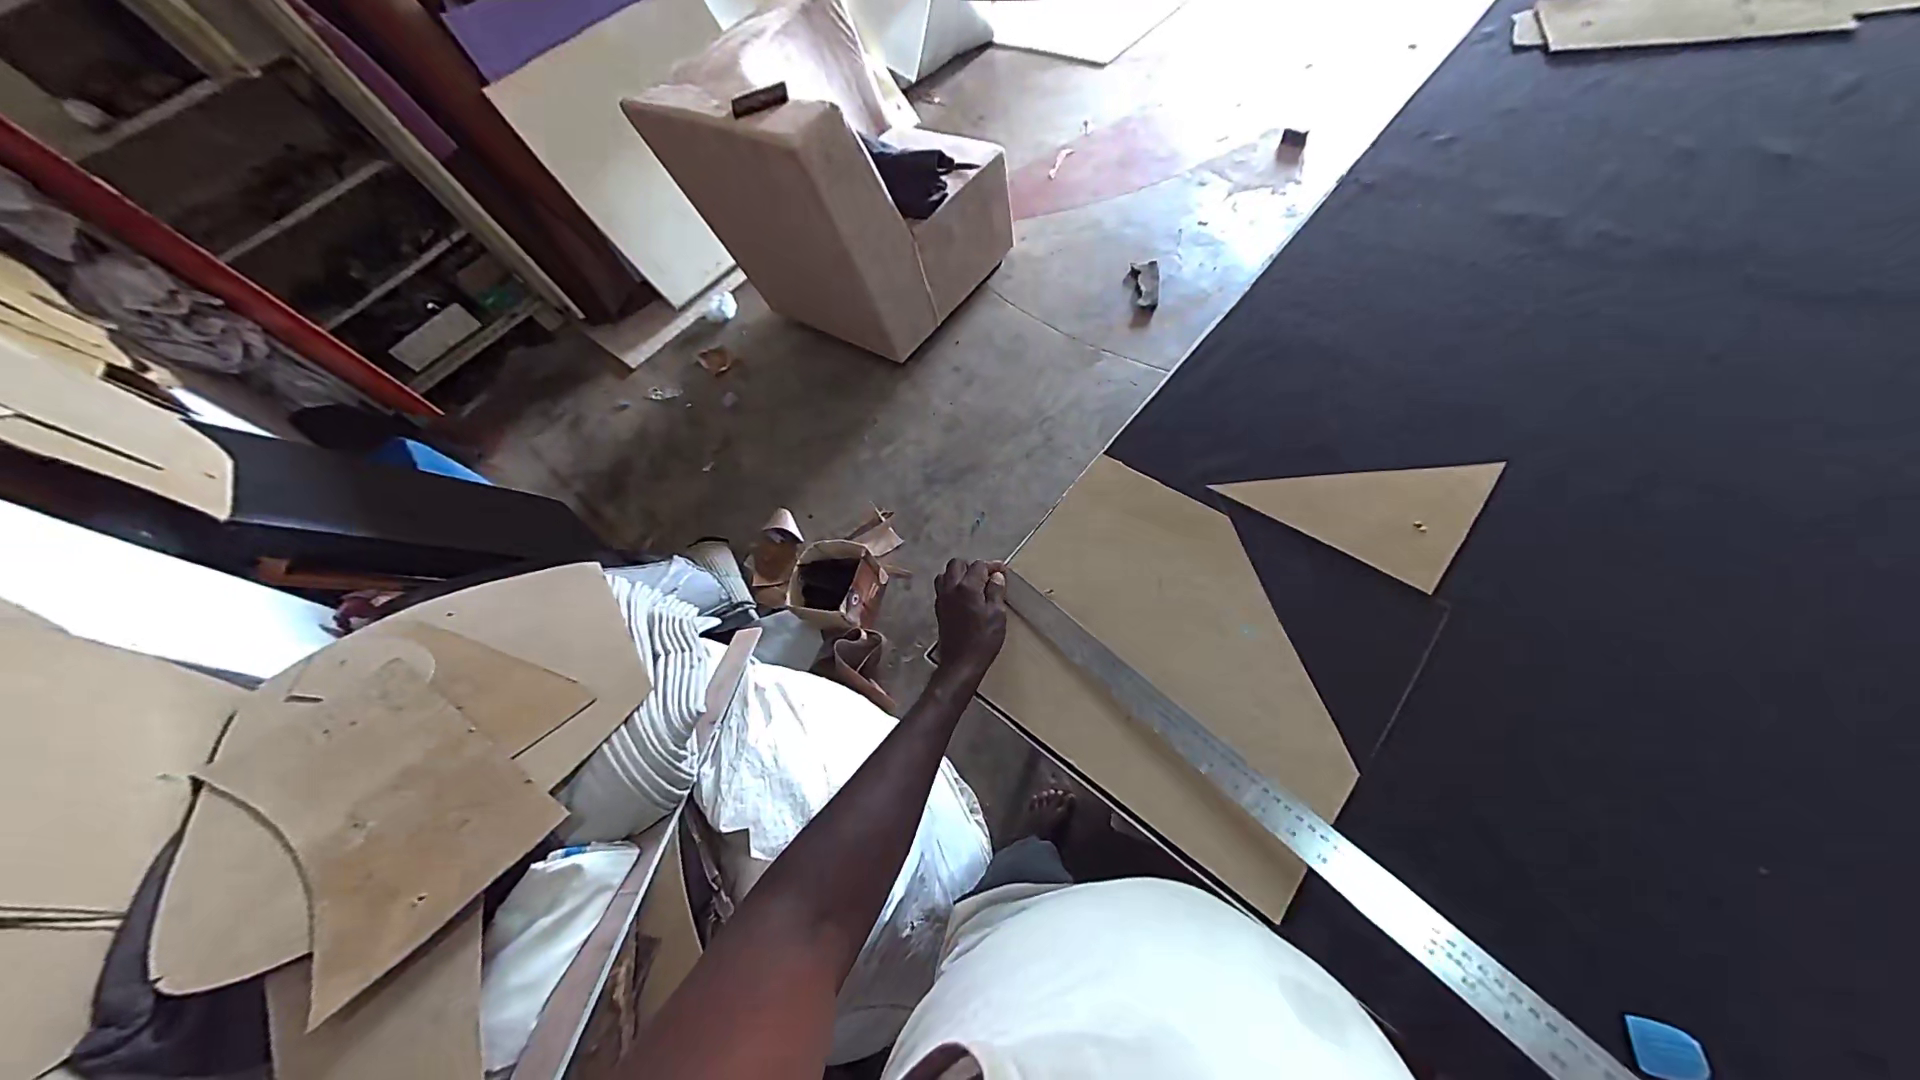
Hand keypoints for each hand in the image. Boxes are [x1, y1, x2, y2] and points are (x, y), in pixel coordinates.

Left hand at [935, 558, 1007, 682]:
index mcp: (967, 587)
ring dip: (959, 574)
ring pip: (946, 574)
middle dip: (972, 566)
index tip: (1002, 571)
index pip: (978, 565)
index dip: (992, 566)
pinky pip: (942, 587)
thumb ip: (996, 592)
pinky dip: (952, 585)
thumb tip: (996, 576)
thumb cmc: (983, 640)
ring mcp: (942, 598)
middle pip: (957, 564)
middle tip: (987, 577)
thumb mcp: (997, 615)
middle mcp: (951, 588)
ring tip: (974, 584)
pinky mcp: (938, 608)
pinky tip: (964, 596)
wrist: (961, 662)